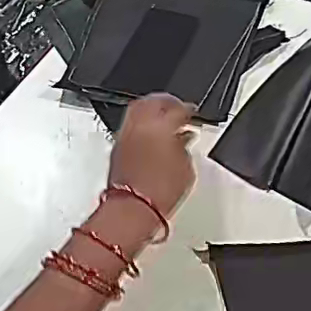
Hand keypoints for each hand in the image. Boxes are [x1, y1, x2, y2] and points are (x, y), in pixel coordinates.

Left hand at [108, 93, 196, 216]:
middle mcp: (140, 126)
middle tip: (179, 109)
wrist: (132, 209)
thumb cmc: (158, 193)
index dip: (189, 110)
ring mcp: (126, 133)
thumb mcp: (186, 169)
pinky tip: (151, 133)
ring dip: (152, 109)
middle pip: (154, 101)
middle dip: (168, 102)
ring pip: (138, 108)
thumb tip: (183, 139)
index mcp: (161, 127)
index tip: (193, 113)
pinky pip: (130, 124)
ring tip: (164, 119)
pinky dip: (142, 123)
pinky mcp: (117, 144)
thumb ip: (185, 146)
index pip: (178, 109)